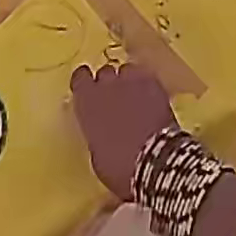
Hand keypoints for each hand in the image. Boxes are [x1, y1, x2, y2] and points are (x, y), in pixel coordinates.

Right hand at [70, 63, 177, 199]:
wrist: (155, 160)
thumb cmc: (119, 165)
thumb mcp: (96, 151)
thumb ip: (95, 128)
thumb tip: (101, 124)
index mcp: (89, 103)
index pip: (80, 77)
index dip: (84, 82)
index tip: (88, 90)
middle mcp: (109, 86)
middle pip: (105, 71)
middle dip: (108, 83)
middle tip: (112, 99)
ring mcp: (134, 81)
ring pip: (127, 70)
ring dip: (127, 81)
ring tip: (133, 97)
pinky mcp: (155, 82)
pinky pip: (146, 76)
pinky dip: (145, 85)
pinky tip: (149, 99)